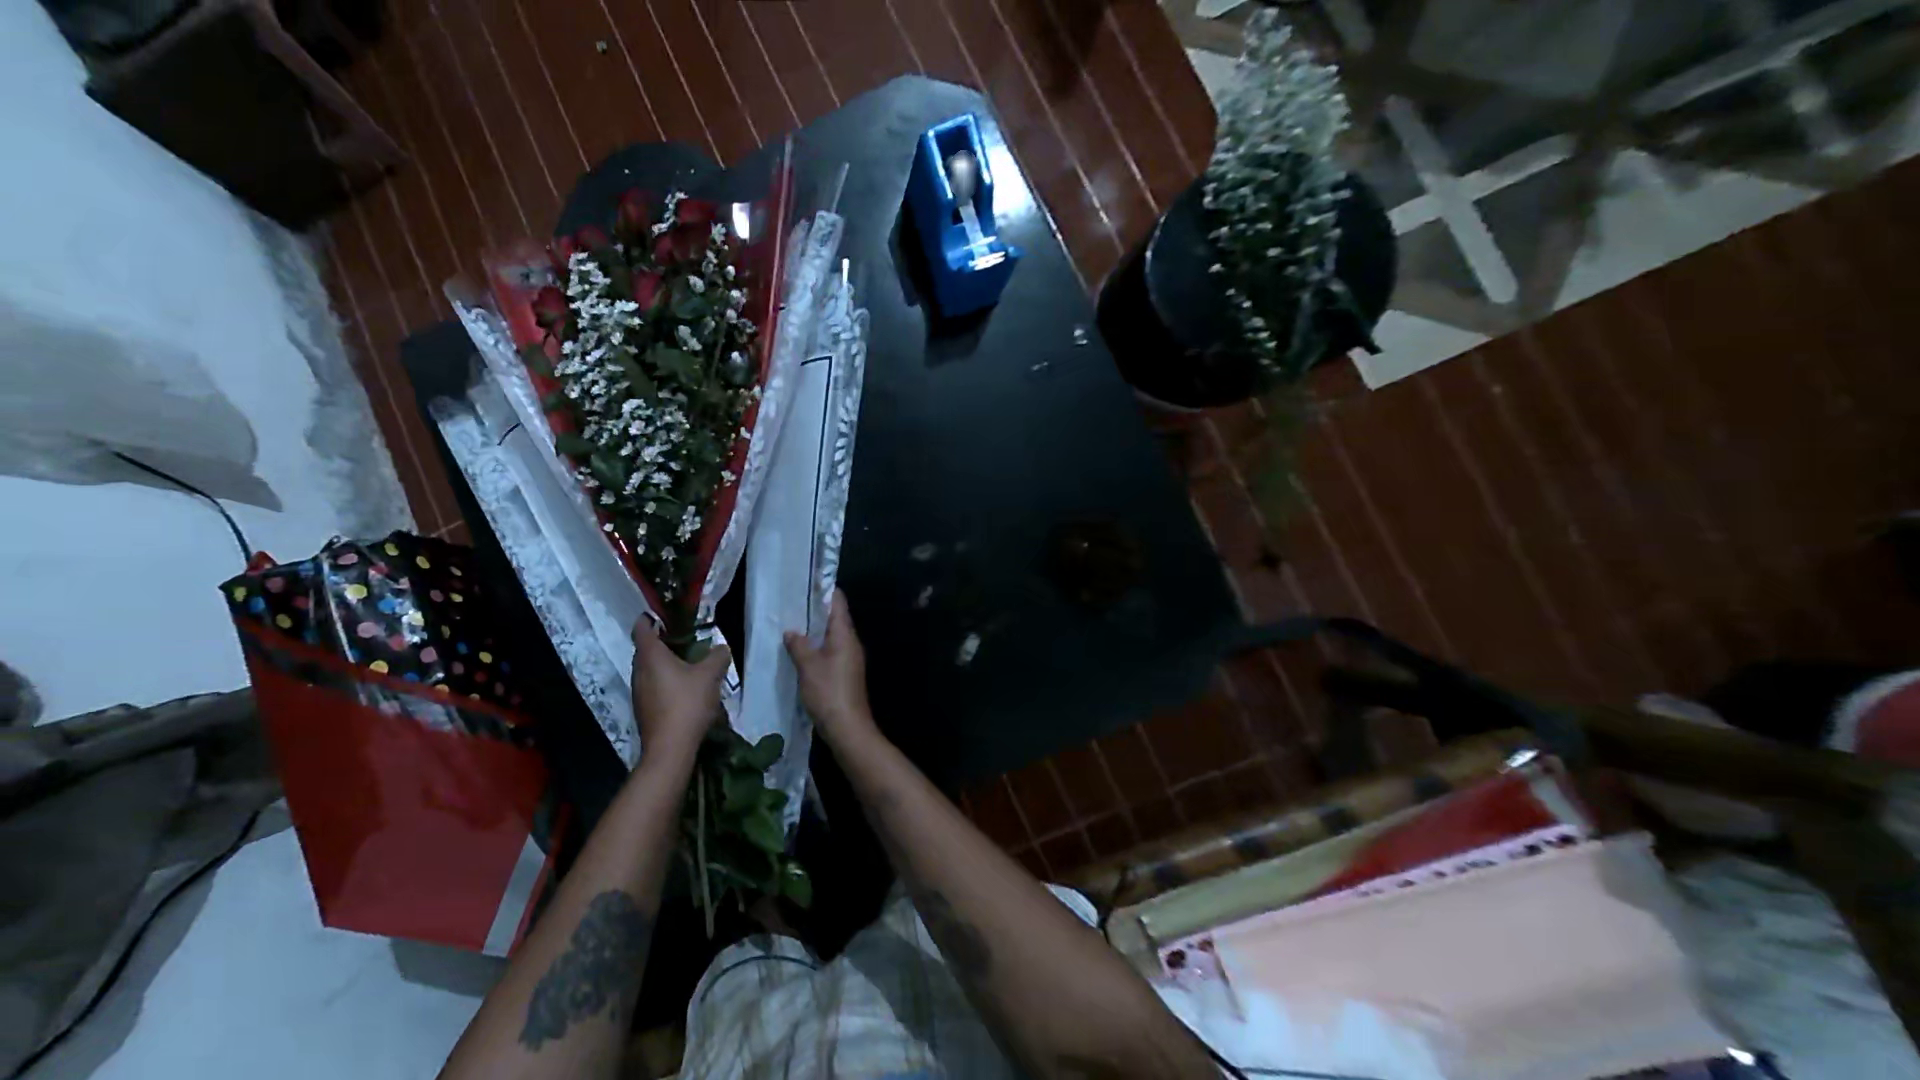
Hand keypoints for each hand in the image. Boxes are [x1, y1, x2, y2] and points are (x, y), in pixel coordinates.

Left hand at [631, 619, 730, 761]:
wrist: (670, 748)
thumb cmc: (687, 703)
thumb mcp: (710, 675)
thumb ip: (718, 656)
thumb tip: (721, 648)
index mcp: (650, 656)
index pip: (642, 628)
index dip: (650, 618)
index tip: (665, 615)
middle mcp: (639, 670)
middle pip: (646, 649)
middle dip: (663, 642)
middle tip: (686, 639)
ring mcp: (639, 691)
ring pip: (649, 669)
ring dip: (665, 663)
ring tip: (689, 664)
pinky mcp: (643, 708)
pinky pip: (653, 685)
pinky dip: (665, 681)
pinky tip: (685, 689)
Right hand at [785, 590, 873, 743]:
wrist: (848, 727)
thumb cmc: (829, 692)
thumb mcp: (808, 666)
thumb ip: (799, 645)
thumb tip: (791, 631)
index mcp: (845, 635)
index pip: (838, 602)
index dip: (824, 590)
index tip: (807, 581)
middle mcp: (851, 643)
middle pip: (835, 618)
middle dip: (815, 610)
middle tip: (792, 601)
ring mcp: (850, 658)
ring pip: (832, 636)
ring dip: (814, 630)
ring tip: (792, 623)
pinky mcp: (845, 673)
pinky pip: (830, 651)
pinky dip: (817, 646)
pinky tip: (800, 650)